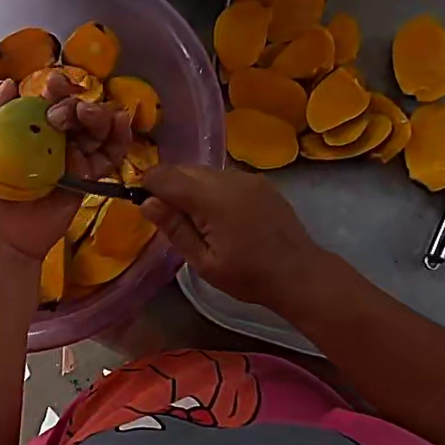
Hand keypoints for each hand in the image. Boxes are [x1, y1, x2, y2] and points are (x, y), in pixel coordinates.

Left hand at [0, 78, 132, 263]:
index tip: (55, 84)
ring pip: (96, 129)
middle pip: (76, 112)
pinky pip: (108, 156)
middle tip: (63, 113)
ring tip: (89, 116)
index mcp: (28, 130)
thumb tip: (10, 84)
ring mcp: (72, 159)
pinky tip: (121, 122)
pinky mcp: (87, 178)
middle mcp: (53, 142)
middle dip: (76, 103)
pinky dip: (119, 137)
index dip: (56, 90)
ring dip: (98, 115)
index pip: (49, 102)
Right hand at [140, 165, 334, 310]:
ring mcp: (246, 178)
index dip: (148, 186)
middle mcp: (228, 179)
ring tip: (195, 220)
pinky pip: (223, 176)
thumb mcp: (203, 262)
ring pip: (203, 171)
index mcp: (211, 199)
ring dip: (190, 187)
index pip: (165, 176)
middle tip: (170, 219)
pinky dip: (211, 188)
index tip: (144, 205)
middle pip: (183, 169)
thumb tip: (146, 203)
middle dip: (168, 186)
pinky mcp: (259, 182)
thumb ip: (175, 229)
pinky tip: (218, 215)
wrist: (300, 273)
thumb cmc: (248, 276)